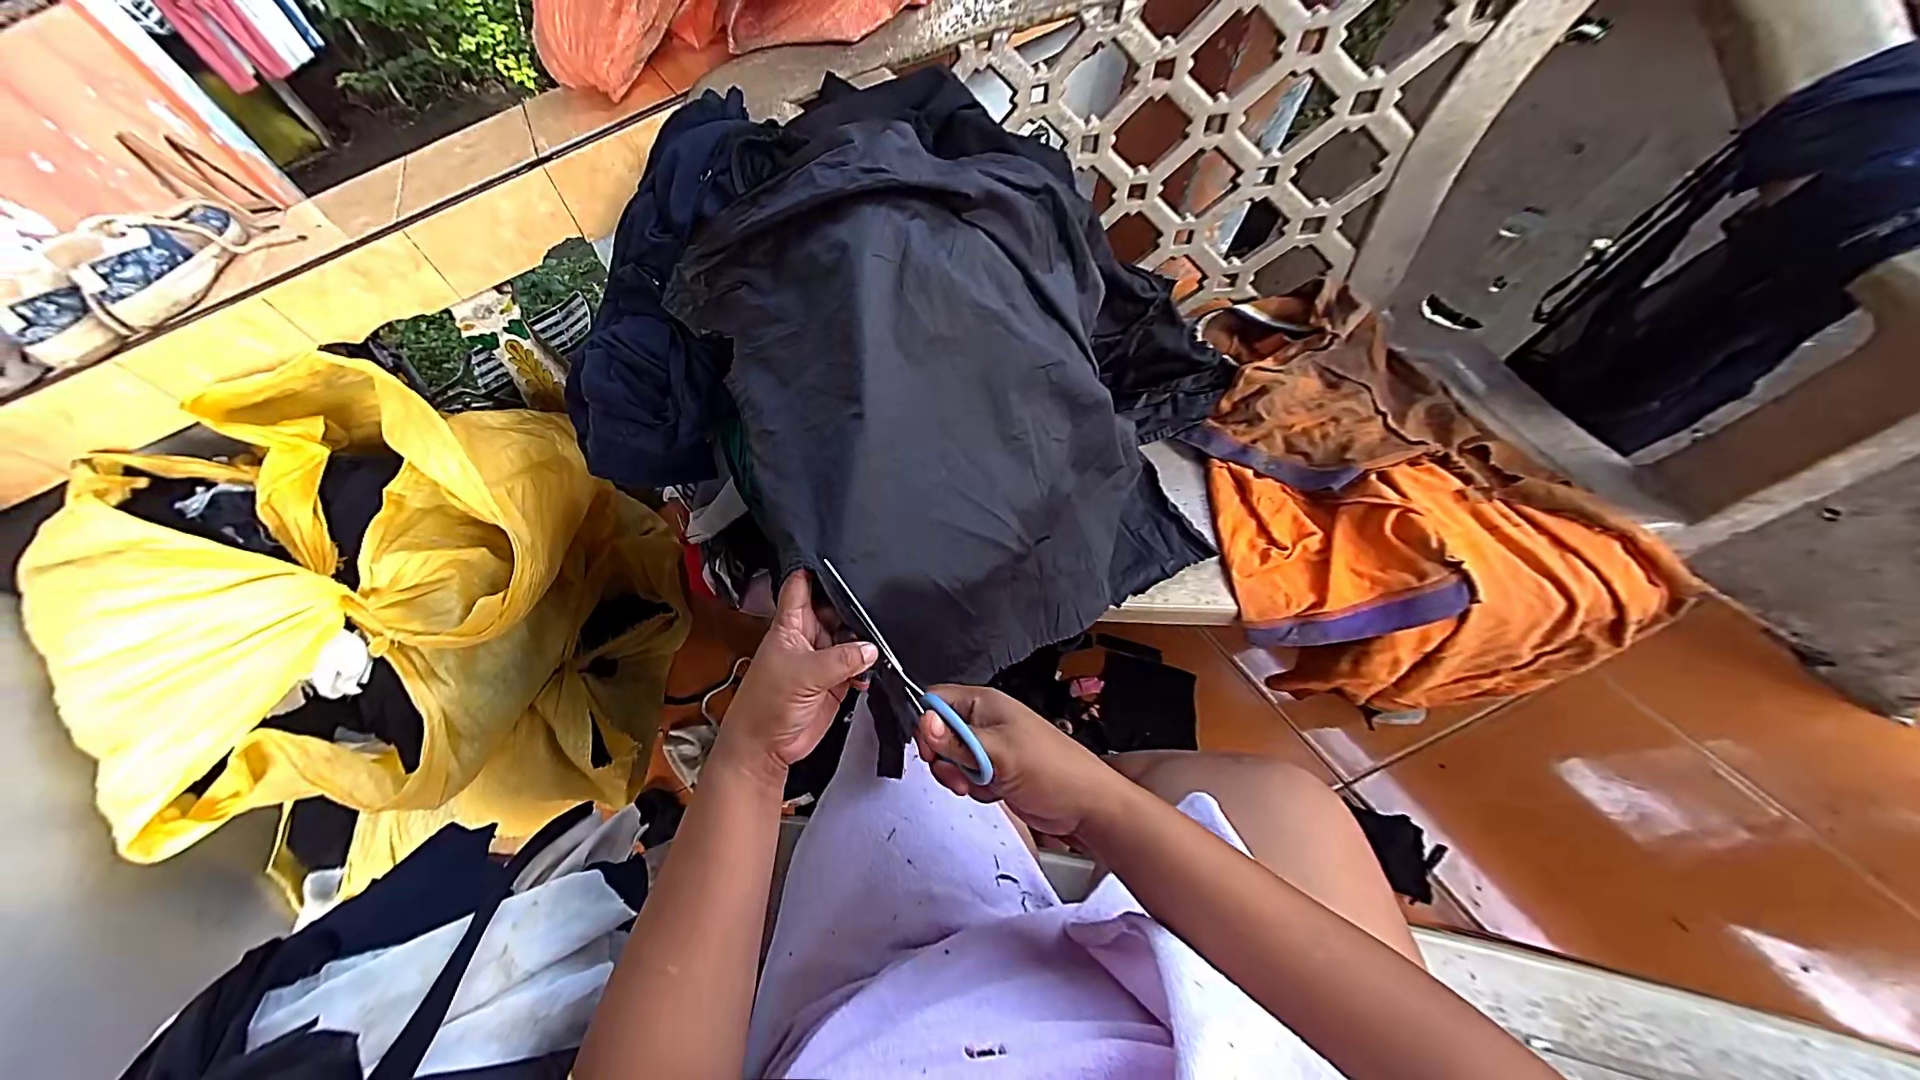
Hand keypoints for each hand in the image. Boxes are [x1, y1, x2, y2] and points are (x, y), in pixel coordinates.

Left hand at [715, 570, 876, 785]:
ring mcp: (822, 659)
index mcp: (790, 627)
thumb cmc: (765, 707)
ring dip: (864, 639)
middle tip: (876, 605)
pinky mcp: (835, 681)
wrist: (765, 748)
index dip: (815, 571)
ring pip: (849, 637)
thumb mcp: (802, 676)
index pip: (801, 587)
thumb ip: (840, 659)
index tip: (838, 557)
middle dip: (853, 607)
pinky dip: (868, 666)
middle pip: (833, 610)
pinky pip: (858, 665)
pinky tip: (873, 669)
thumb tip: (871, 648)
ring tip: (880, 638)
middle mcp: (807, 638)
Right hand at [914, 685, 1126, 836]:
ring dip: (960, 776)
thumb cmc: (1055, 769)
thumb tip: (925, 723)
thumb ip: (958, 740)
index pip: (937, 701)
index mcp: (985, 703)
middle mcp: (985, 722)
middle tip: (961, 771)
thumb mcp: (998, 753)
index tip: (931, 749)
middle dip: (944, 757)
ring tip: (982, 783)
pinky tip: (993, 790)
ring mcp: (990, 747)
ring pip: (952, 759)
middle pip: (940, 733)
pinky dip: (974, 788)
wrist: (1084, 804)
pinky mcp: (995, 770)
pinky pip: (967, 777)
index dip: (927, 725)